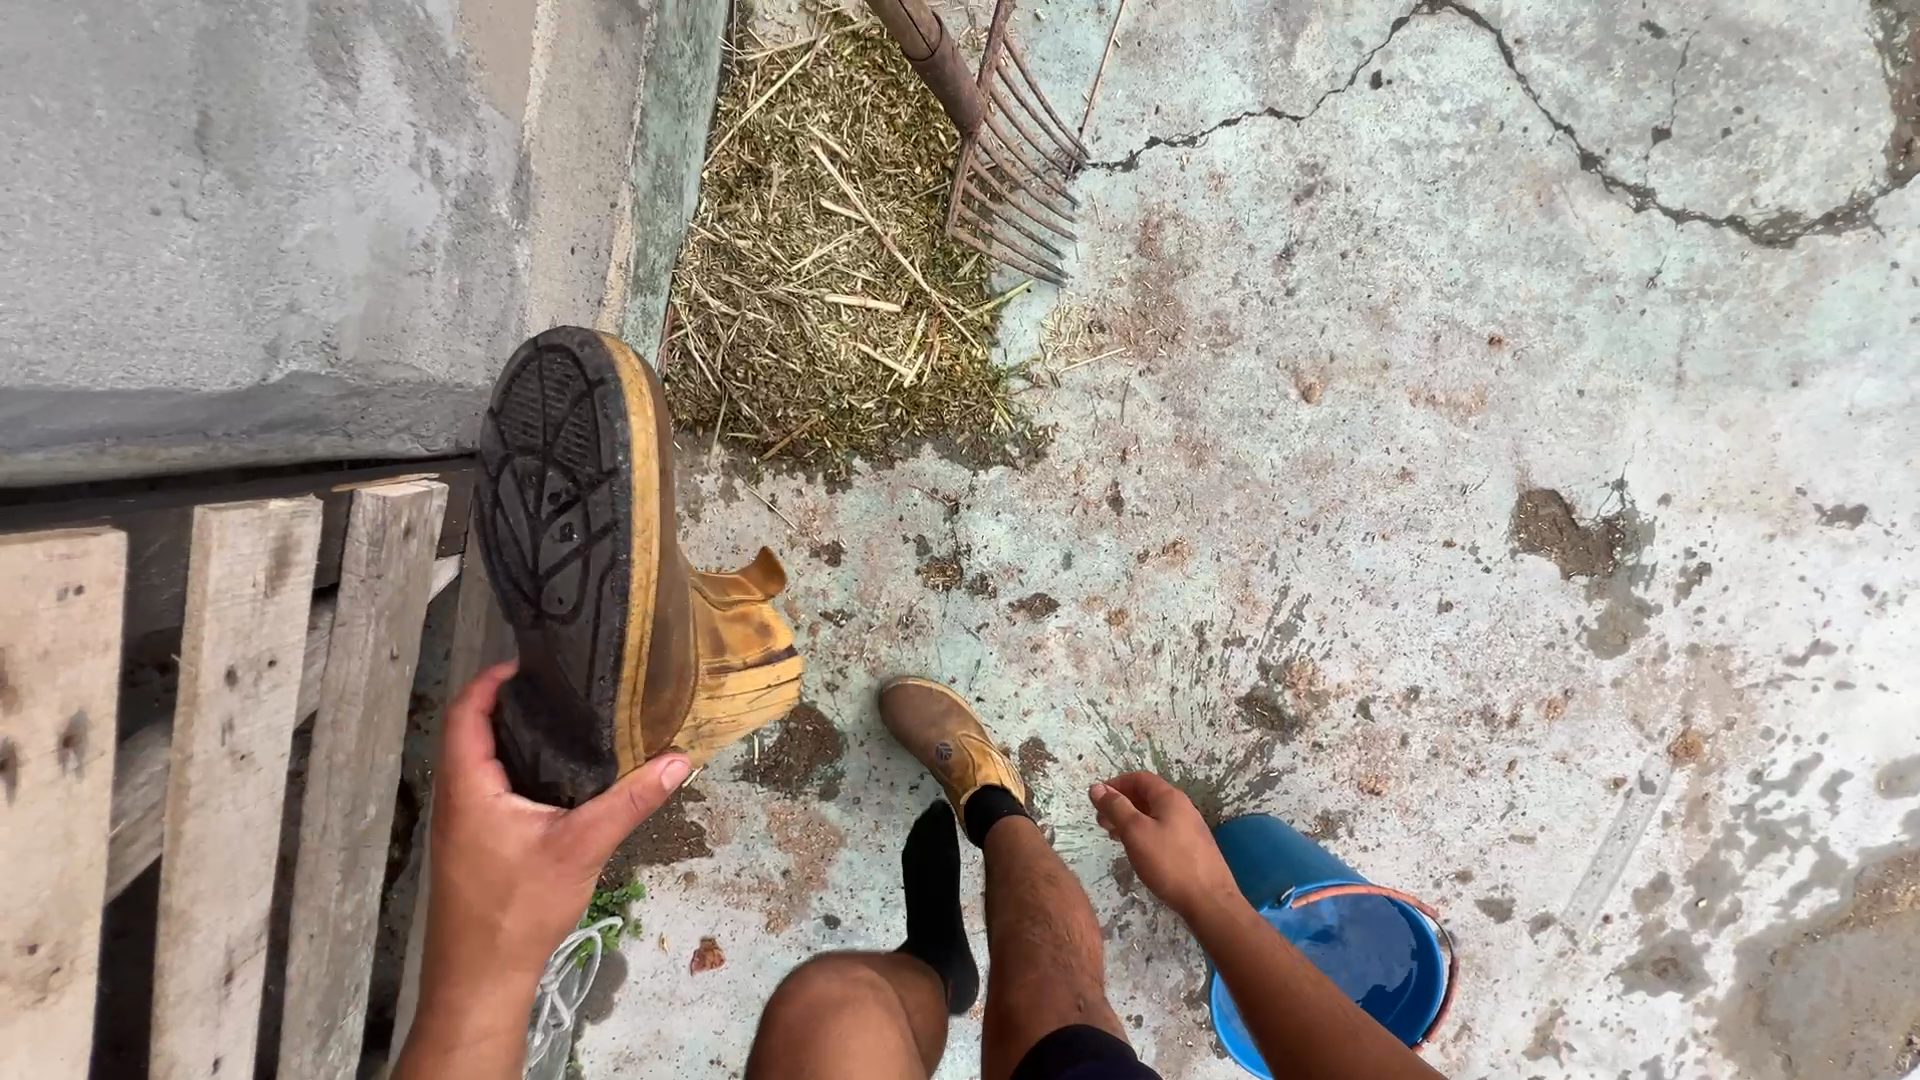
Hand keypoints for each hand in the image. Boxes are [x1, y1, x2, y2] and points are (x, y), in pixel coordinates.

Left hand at [404, 662, 690, 1064]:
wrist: (480, 982)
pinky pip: (491, 788)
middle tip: (563, 682)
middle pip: (472, 733)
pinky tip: (560, 774)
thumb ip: (631, 799)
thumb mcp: (583, 846)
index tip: (531, 661)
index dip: (490, 681)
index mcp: (470, 789)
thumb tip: (680, 758)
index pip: (466, 715)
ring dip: (513, 735)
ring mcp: (464, 826)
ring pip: (482, 763)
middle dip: (510, 702)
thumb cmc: (519, 908)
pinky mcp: (476, 846)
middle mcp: (458, 801)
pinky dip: (519, 766)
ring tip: (567, 717)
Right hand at [1089, 772, 1243, 921]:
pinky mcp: (1192, 849)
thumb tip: (1097, 787)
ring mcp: (1189, 829)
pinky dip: (1144, 834)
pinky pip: (1162, 831)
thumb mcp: (1135, 832)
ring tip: (1113, 836)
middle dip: (1121, 804)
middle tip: (1102, 821)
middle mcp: (1182, 808)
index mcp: (1170, 798)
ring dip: (1131, 821)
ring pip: (1154, 816)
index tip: (1098, 799)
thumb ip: (1116, 807)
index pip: (1139, 778)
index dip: (1116, 784)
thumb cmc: (1169, 862)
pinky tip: (1137, 850)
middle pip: (1146, 796)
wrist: (1210, 902)